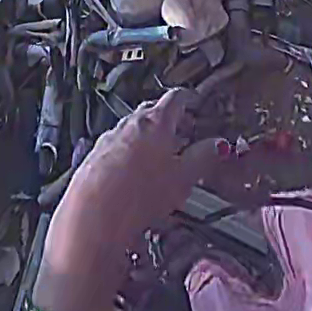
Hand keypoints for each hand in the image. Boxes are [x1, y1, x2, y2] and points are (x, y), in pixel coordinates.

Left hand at [34, 88, 226, 310]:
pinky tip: (135, 174)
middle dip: (170, 119)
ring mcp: (110, 137)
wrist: (93, 212)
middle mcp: (131, 122)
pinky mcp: (95, 155)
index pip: (176, 98)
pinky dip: (131, 151)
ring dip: (150, 136)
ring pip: (134, 128)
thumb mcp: (182, 178)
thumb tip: (218, 145)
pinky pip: (118, 145)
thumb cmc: (140, 193)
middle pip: (153, 111)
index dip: (188, 99)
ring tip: (162, 156)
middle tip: (184, 131)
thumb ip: (203, 157)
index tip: (195, 102)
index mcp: (156, 121)